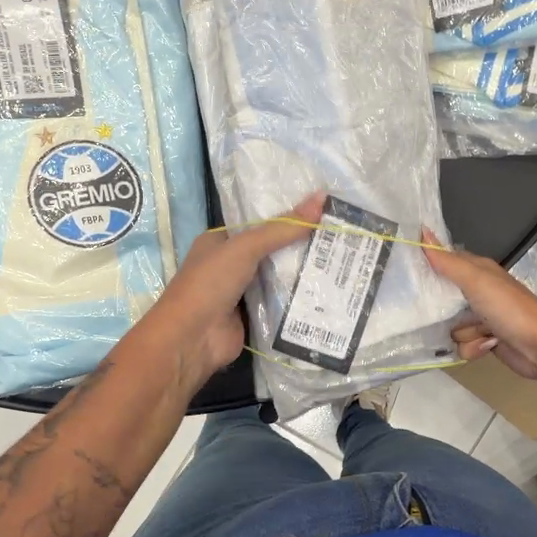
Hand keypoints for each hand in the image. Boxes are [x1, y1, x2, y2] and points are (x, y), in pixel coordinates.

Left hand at [127, 193, 325, 390]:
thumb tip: (322, 198)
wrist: (192, 338)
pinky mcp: (254, 317)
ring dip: (303, 273)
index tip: (323, 212)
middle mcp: (230, 265)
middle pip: (272, 251)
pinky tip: (329, 291)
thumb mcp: (246, 247)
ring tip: (344, 260)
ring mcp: (242, 292)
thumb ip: (282, 228)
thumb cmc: (211, 283)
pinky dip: (299, 299)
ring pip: (278, 278)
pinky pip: (281, 303)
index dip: (289, 218)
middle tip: (340, 235)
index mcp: (221, 241)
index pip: (260, 224)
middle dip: (301, 246)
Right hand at [423, 229, 536, 382]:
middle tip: (443, 311)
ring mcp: (482, 318)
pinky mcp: (485, 341)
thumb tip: (421, 231)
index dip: (428, 268)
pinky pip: (462, 346)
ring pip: (451, 327)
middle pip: (442, 299)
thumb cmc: (510, 309)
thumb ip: (447, 261)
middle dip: (441, 310)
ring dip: (464, 333)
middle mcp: (478, 292)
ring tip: (481, 330)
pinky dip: (473, 348)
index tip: (409, 276)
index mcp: (478, 271)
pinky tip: (488, 345)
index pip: (444, 262)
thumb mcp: (477, 281)